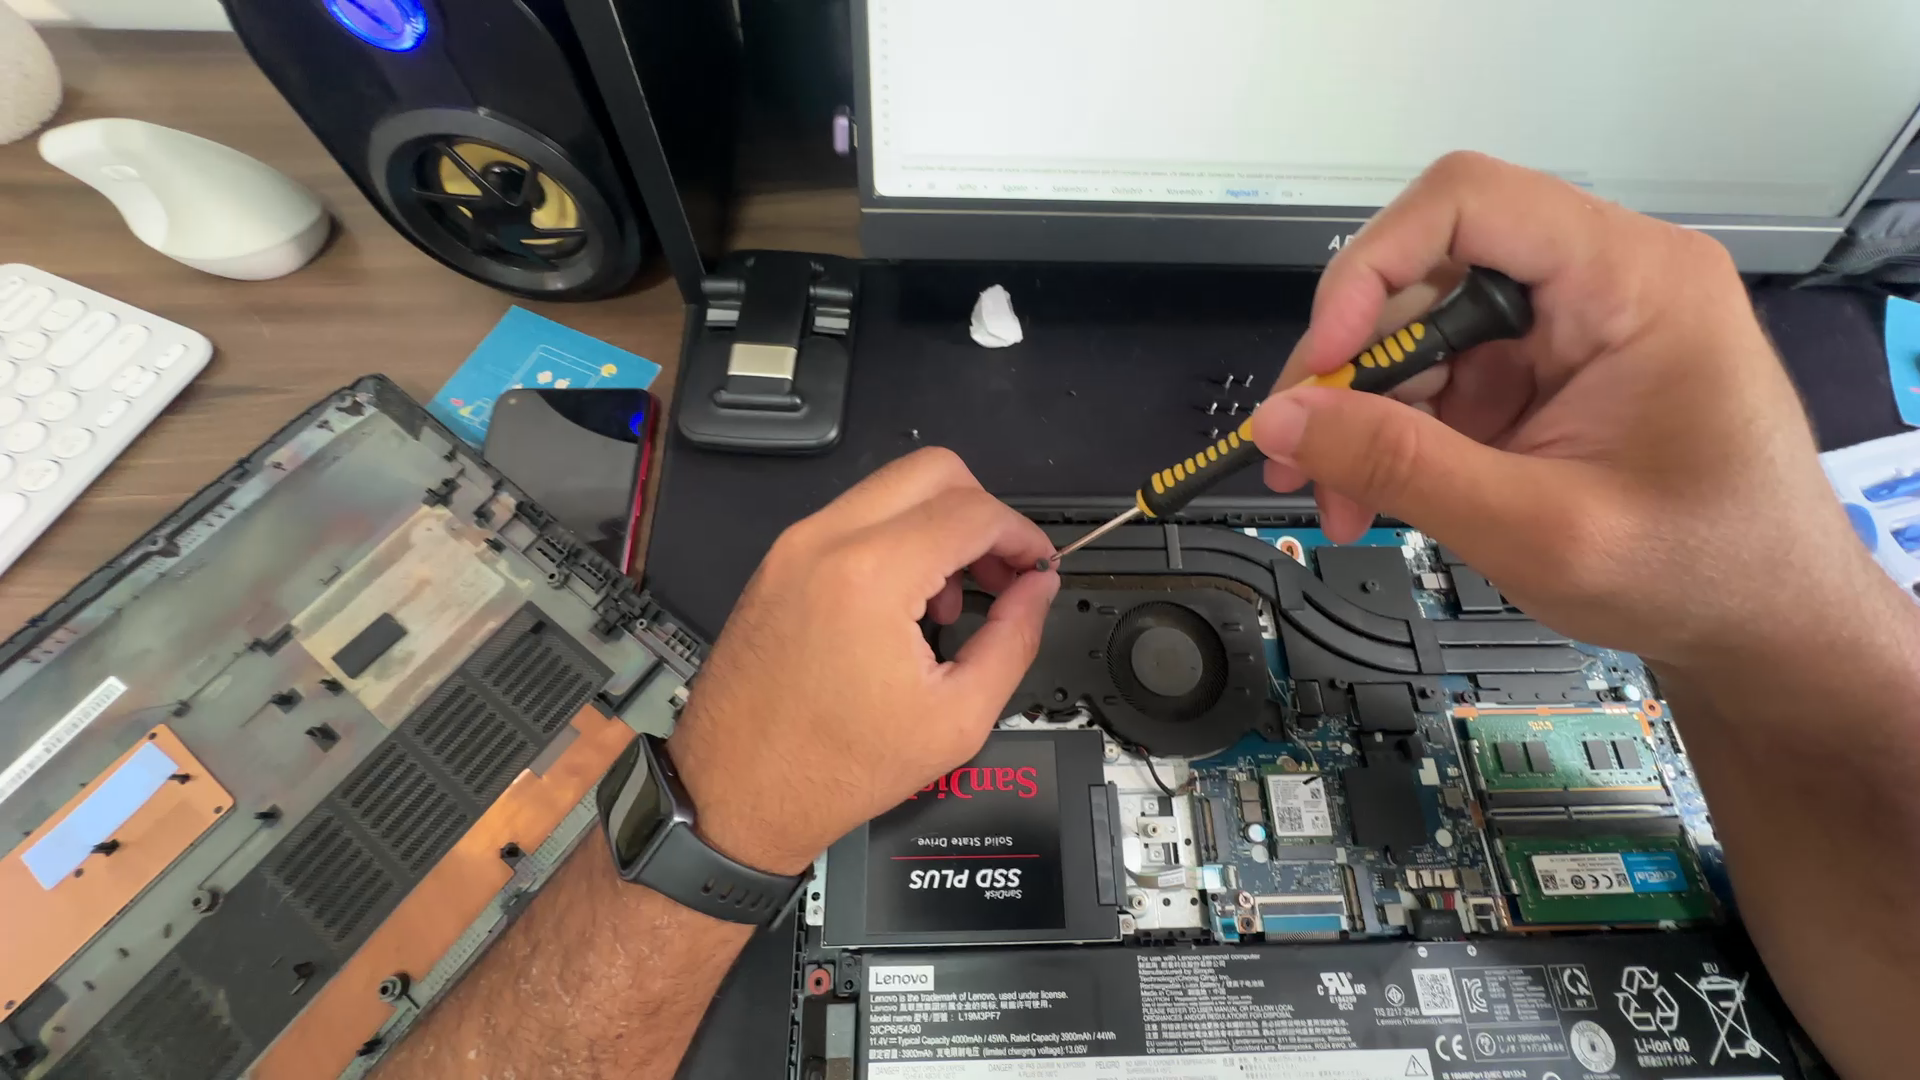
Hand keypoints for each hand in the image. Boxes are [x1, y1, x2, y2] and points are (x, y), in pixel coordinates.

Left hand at [666, 448, 1058, 875]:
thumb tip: (1037, 589)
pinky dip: (899, 537)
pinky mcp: (781, 560)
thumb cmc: (834, 768)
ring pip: (893, 486)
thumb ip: (1013, 639)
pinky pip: (858, 517)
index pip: (973, 511)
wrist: (734, 792)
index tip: (1037, 566)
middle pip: (933, 469)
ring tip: (953, 598)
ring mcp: (796, 545)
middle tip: (1000, 569)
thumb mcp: (956, 718)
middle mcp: (826, 540)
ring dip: (941, 523)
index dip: (1022, 534)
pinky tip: (908, 601)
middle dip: (983, 510)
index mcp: (871, 576)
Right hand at [1249, 151, 1886, 667]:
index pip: (1464, 204)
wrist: (1757, 623)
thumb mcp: (1531, 526)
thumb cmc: (1691, 572)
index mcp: (1626, 281)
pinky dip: (1376, 444)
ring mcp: (1548, 335)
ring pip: (1402, 344)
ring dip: (1350, 422)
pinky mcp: (1521, 381)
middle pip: (1415, 282)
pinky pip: (1419, 391)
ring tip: (1335, 501)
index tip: (1322, 368)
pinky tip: (1363, 498)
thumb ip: (1398, 464)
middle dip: (1343, 373)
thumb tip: (1278, 419)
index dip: (1369, 271)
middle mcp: (1585, 286)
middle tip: (1294, 454)